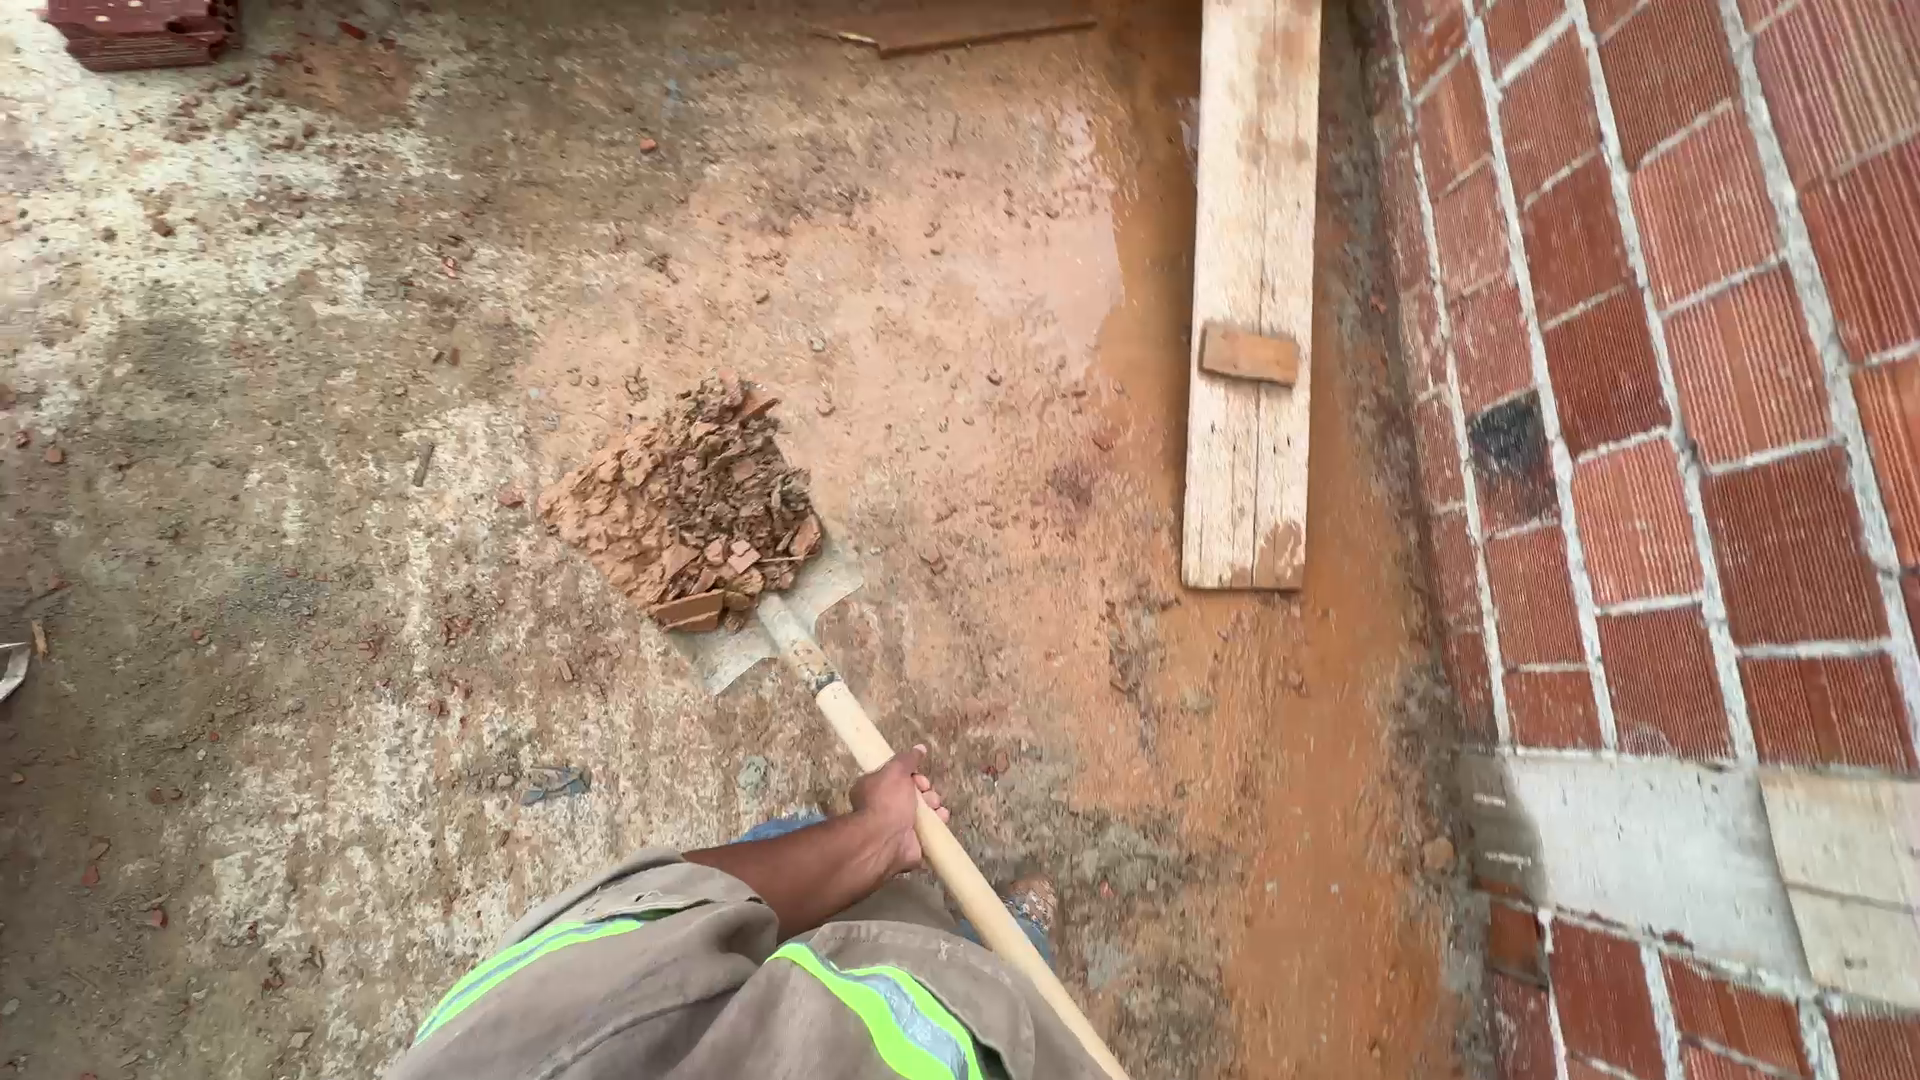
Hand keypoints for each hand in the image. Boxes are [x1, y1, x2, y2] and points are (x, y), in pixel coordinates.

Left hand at [849, 745, 947, 875]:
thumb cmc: (887, 801)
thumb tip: (920, 748)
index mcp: (875, 789)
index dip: (911, 775)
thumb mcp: (896, 771)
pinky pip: (929, 828)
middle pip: (913, 793)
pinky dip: (938, 822)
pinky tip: (941, 818)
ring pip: (924, 810)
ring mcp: (899, 826)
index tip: (918, 777)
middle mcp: (885, 807)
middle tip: (927, 793)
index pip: (898, 778)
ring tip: (935, 807)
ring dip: (934, 805)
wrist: (886, 839)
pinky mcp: (912, 842)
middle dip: (925, 791)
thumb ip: (908, 759)